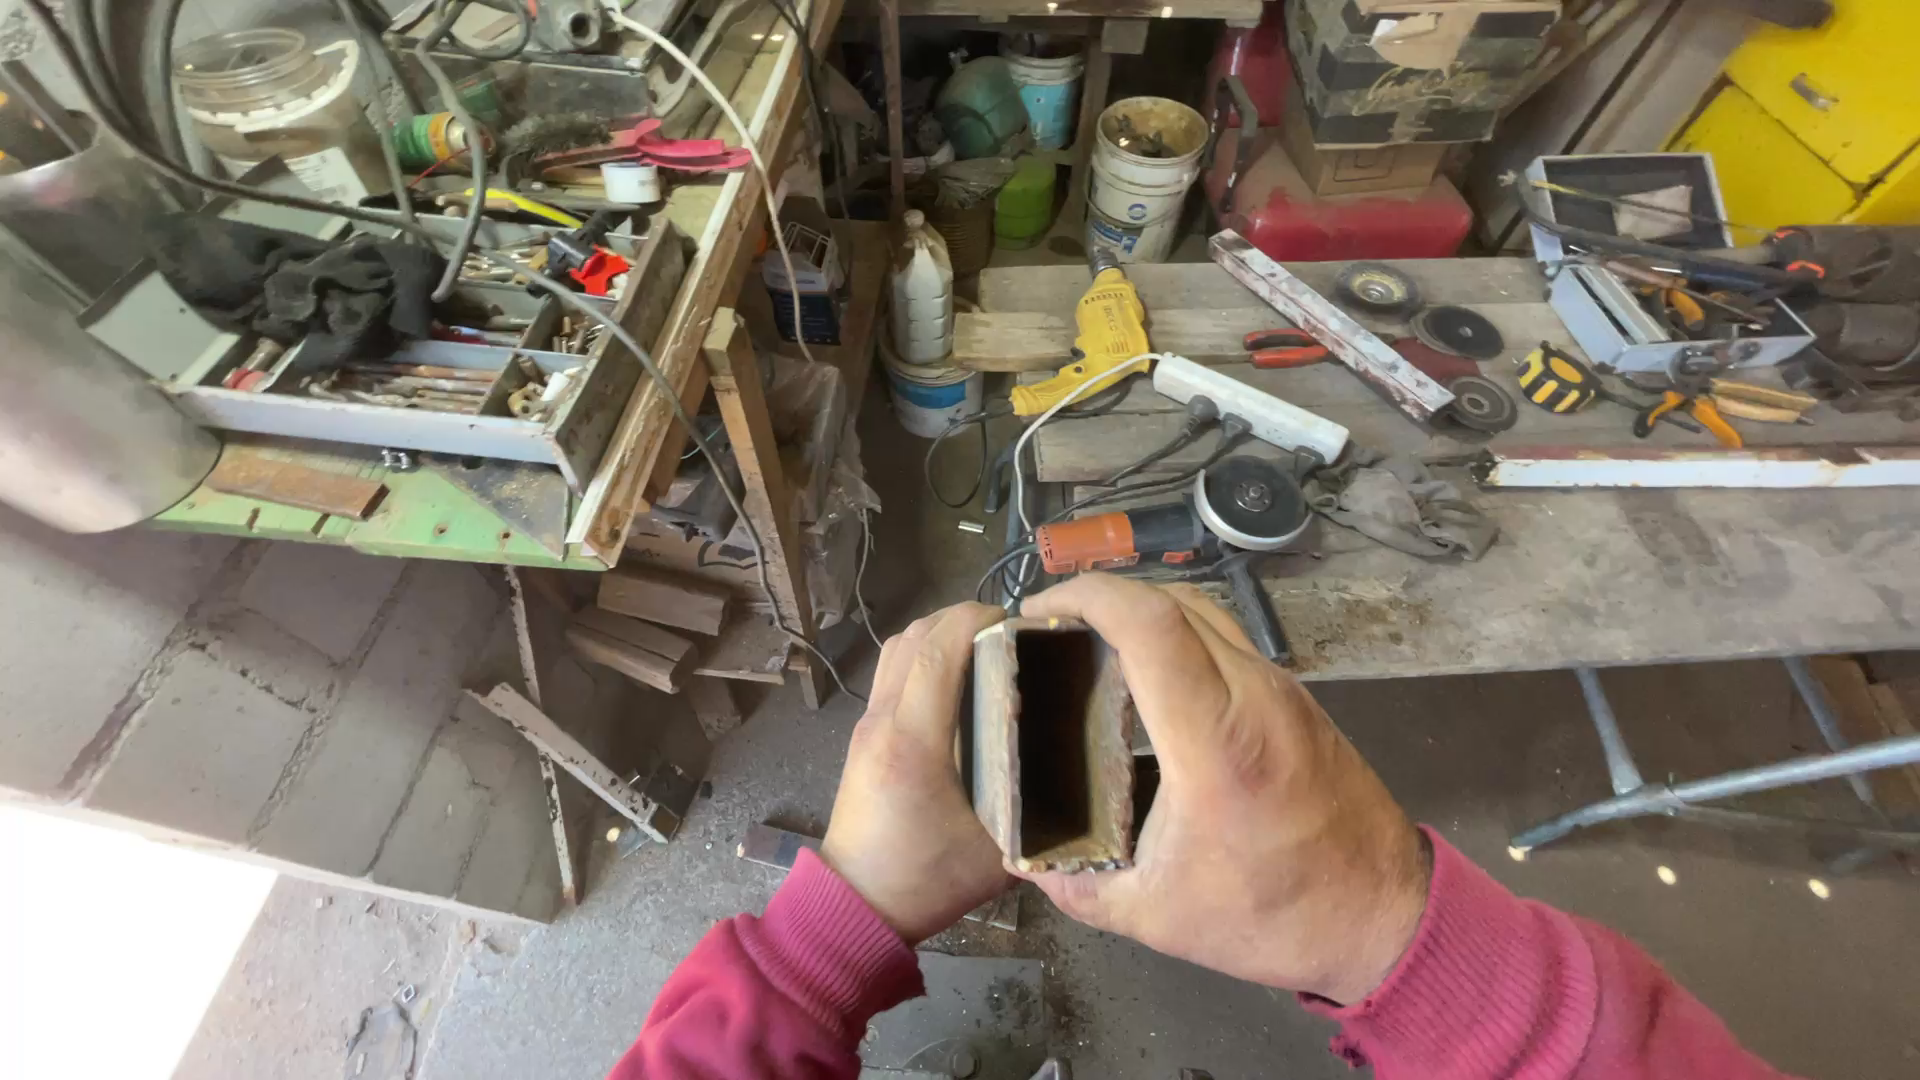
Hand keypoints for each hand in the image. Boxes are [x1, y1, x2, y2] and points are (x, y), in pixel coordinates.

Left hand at [821, 602, 1011, 942]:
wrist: (856, 904)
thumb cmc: (925, 879)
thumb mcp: (997, 853)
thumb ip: (1035, 808)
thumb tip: (1077, 772)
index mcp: (914, 741)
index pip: (937, 651)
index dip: (975, 619)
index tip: (1014, 618)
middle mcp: (884, 718)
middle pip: (915, 636)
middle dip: (961, 618)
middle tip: (1007, 631)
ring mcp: (867, 721)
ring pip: (897, 646)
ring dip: (938, 632)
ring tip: (981, 645)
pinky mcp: (863, 730)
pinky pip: (890, 667)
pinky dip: (921, 652)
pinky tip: (953, 676)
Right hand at [1015, 574, 1429, 1003]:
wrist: (1390, 917)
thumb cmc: (1277, 916)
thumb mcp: (1158, 915)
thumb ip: (1078, 886)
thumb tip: (1027, 857)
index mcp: (1216, 740)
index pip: (1150, 625)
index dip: (1087, 596)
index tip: (1039, 611)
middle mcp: (1253, 693)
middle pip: (1168, 601)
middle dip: (1099, 595)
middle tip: (1050, 623)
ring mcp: (1278, 686)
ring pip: (1198, 608)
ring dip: (1137, 607)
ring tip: (1088, 634)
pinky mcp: (1291, 693)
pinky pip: (1221, 632)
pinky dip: (1169, 628)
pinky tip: (1143, 665)